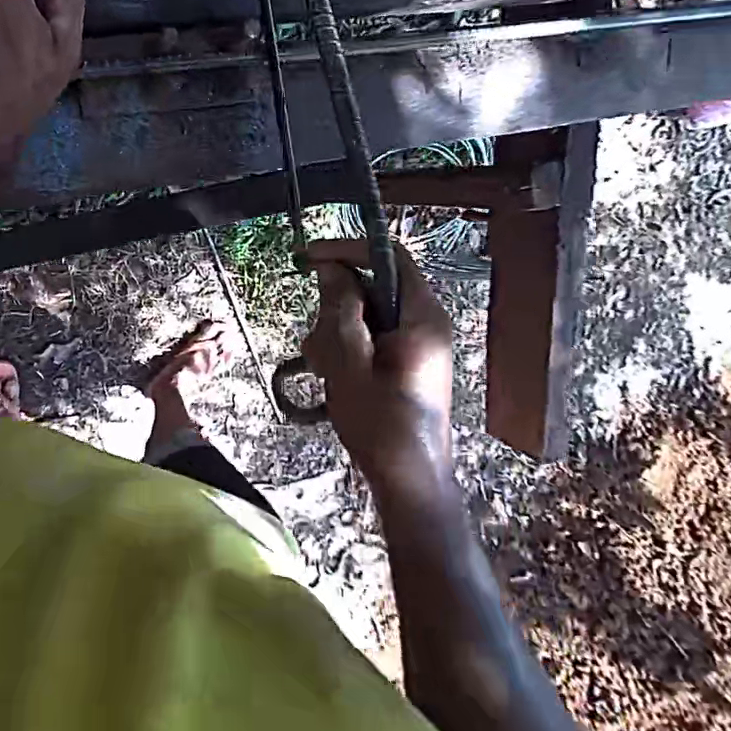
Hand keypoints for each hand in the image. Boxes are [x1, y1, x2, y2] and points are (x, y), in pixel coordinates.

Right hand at [303, 238, 455, 489]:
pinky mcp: (402, 360)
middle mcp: (422, 322)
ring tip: (323, 371)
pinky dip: (344, 349)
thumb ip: (341, 311)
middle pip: (370, 288)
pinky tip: (331, 377)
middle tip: (317, 344)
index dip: (347, 250)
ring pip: (362, 313)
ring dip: (334, 333)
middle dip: (334, 308)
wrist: (409, 480)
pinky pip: (367, 336)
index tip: (308, 259)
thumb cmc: (382, 424)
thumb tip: (330, 268)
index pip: (388, 257)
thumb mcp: (351, 363)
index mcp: (422, 317)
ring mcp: (413, 343)